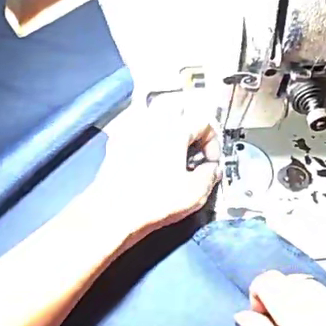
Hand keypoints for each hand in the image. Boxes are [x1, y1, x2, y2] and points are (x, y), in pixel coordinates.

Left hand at [84, 99, 219, 239]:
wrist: (111, 213)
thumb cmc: (154, 203)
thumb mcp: (194, 193)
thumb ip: (210, 175)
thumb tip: (212, 169)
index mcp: (176, 131)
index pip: (204, 121)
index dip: (213, 141)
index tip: (210, 161)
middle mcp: (153, 124)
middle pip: (179, 111)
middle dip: (190, 129)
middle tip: (193, 152)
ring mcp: (131, 131)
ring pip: (155, 116)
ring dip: (168, 129)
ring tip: (171, 153)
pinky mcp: (115, 143)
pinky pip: (135, 129)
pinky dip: (146, 138)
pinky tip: (147, 157)